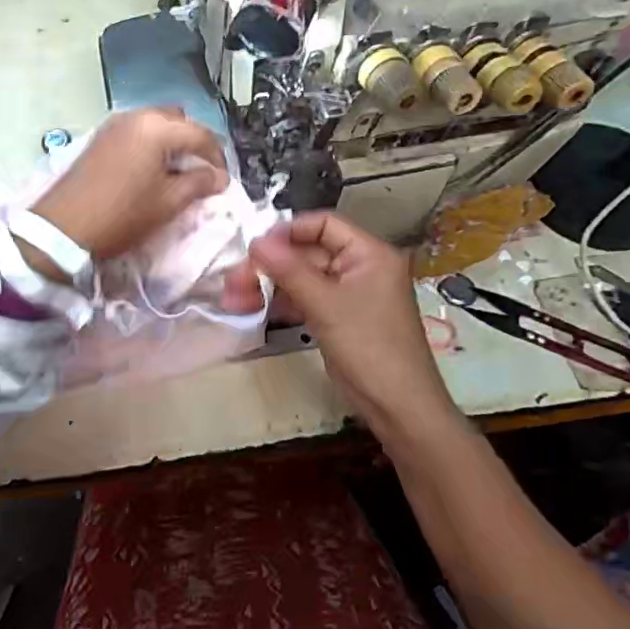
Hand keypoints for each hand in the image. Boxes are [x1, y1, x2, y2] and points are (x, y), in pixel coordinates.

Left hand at [27, 108, 228, 264]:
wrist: (63, 228)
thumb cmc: (122, 215)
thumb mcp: (168, 203)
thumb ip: (199, 184)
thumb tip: (218, 177)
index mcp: (157, 128)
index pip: (201, 134)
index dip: (217, 158)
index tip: (223, 181)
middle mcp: (136, 116)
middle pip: (178, 121)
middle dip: (194, 143)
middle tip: (200, 173)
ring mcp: (114, 125)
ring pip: (156, 124)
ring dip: (171, 143)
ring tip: (177, 173)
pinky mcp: (100, 138)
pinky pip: (136, 132)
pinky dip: (150, 145)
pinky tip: (151, 171)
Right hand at [243, 212, 461, 440]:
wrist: (397, 404)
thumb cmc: (368, 346)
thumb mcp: (325, 304)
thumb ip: (289, 270)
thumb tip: (256, 241)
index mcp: (369, 254)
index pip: (324, 225)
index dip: (288, 231)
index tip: (254, 247)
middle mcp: (360, 268)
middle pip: (308, 253)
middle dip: (270, 265)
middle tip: (233, 281)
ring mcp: (349, 295)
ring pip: (303, 279)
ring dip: (270, 286)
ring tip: (233, 298)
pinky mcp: (338, 318)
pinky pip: (306, 300)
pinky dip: (282, 304)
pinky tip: (252, 309)